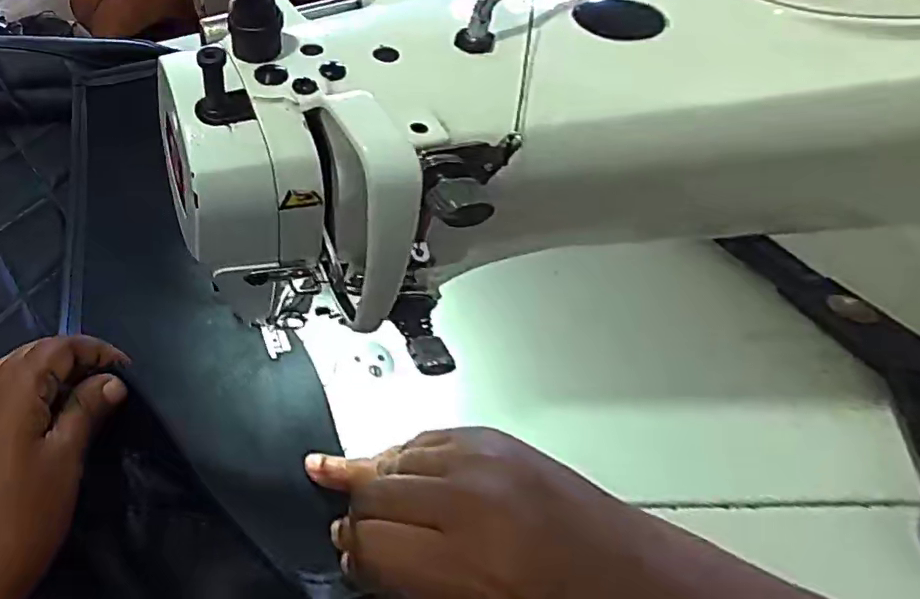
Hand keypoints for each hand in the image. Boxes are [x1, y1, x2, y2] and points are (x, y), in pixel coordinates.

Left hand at [0, 336, 130, 598]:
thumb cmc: (26, 511)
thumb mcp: (65, 458)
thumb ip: (86, 410)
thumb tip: (112, 380)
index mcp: (15, 383)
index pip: (58, 346)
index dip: (95, 350)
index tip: (128, 368)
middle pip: (37, 351)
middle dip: (75, 357)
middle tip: (111, 379)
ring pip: (20, 367)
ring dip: (54, 371)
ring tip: (88, 392)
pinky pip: (7, 387)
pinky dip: (34, 387)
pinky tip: (52, 410)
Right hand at [306, 427, 819, 598]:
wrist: (678, 596)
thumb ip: (426, 583)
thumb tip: (367, 559)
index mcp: (480, 564)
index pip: (370, 542)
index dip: (354, 556)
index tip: (349, 561)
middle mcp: (474, 501)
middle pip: (370, 493)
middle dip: (356, 518)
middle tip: (346, 532)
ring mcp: (483, 458)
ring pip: (386, 457)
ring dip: (371, 479)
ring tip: (341, 480)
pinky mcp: (492, 437)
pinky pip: (418, 439)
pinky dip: (401, 458)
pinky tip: (389, 467)